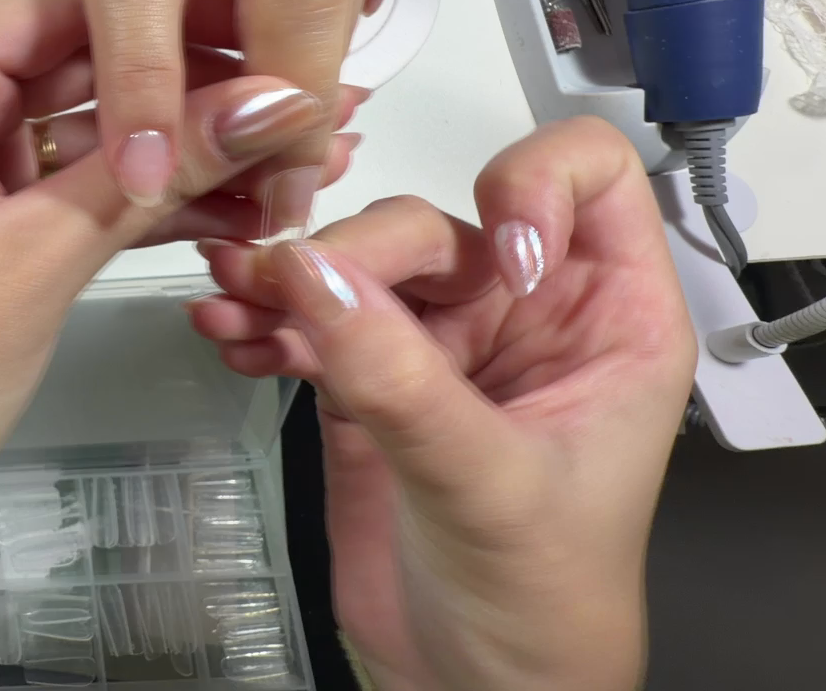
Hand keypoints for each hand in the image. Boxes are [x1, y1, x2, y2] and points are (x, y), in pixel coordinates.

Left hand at [0, 0, 363, 591]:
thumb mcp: (42, 254)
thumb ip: (161, 168)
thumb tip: (281, 97)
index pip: (61, 1)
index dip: (175, 2)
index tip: (281, 20)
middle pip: (88, 60)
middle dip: (199, 84)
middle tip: (317, 97)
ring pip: (98, 127)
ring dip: (191, 147)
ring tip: (308, 154)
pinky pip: (84, 182)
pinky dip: (154, 196)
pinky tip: (246, 205)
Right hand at [188, 118, 694, 690]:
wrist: (456, 675)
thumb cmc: (536, 602)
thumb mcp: (486, 485)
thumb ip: (398, 376)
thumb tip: (311, 273)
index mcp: (596, 320)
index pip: (582, 184)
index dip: (529, 186)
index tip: (484, 250)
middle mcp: (505, 311)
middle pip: (419, 225)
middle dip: (342, 251)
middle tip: (276, 284)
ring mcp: (421, 339)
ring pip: (342, 263)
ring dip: (276, 278)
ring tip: (229, 302)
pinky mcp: (354, 369)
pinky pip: (297, 315)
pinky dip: (257, 320)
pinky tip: (230, 340)